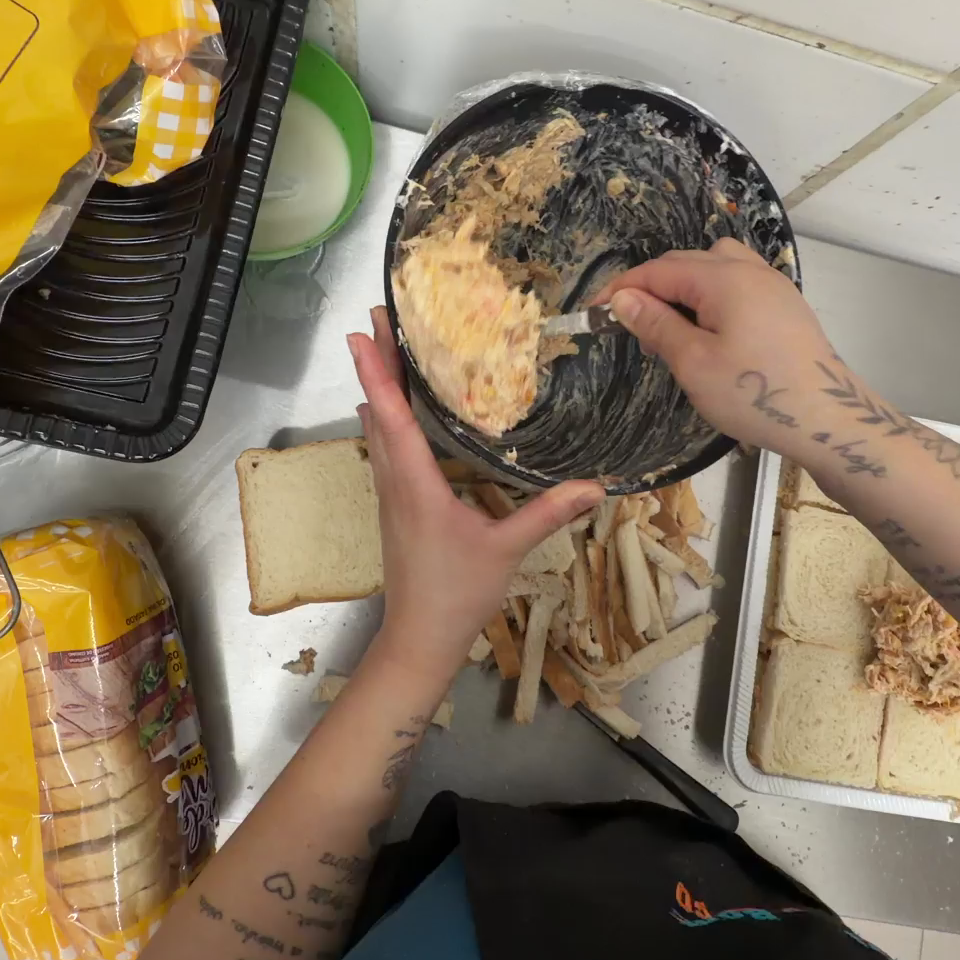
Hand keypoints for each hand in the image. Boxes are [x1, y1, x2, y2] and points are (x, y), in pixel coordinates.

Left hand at [346, 308, 603, 681]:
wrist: (419, 637)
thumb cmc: (457, 593)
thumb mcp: (507, 551)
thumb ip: (548, 514)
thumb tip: (596, 484)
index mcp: (416, 485)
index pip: (393, 418)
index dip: (379, 374)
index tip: (363, 335)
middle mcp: (395, 481)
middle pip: (377, 414)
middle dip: (375, 367)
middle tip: (374, 321)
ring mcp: (390, 495)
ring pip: (376, 431)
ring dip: (376, 389)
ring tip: (382, 351)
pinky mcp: (394, 506)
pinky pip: (383, 449)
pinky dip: (383, 419)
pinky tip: (388, 412)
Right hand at [594, 239, 839, 455]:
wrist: (827, 419)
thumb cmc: (754, 393)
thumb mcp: (693, 362)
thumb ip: (657, 325)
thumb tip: (623, 299)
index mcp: (723, 279)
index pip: (658, 271)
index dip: (622, 289)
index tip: (594, 312)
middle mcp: (749, 270)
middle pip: (685, 263)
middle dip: (649, 288)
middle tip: (627, 326)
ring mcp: (772, 285)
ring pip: (713, 266)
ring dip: (681, 287)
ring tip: (669, 325)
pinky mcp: (784, 304)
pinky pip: (736, 282)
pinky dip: (709, 294)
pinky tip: (706, 328)